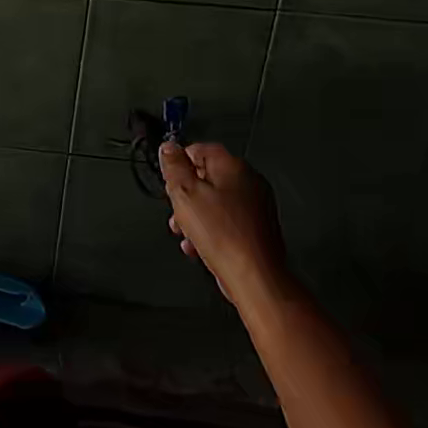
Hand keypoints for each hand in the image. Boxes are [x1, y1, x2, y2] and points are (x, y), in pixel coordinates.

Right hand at [159, 141, 287, 302]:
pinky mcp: (258, 230)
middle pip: (208, 177)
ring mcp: (256, 207)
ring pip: (216, 202)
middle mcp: (249, 182)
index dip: (180, 162)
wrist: (255, 278)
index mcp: (233, 166)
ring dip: (196, 215)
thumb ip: (174, 167)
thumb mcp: (185, 194)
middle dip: (186, 194)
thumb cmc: (224, 236)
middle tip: (177, 208)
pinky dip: (211, 230)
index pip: (201, 149)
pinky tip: (199, 246)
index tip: (168, 176)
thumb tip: (169, 148)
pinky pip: (227, 222)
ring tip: (185, 233)